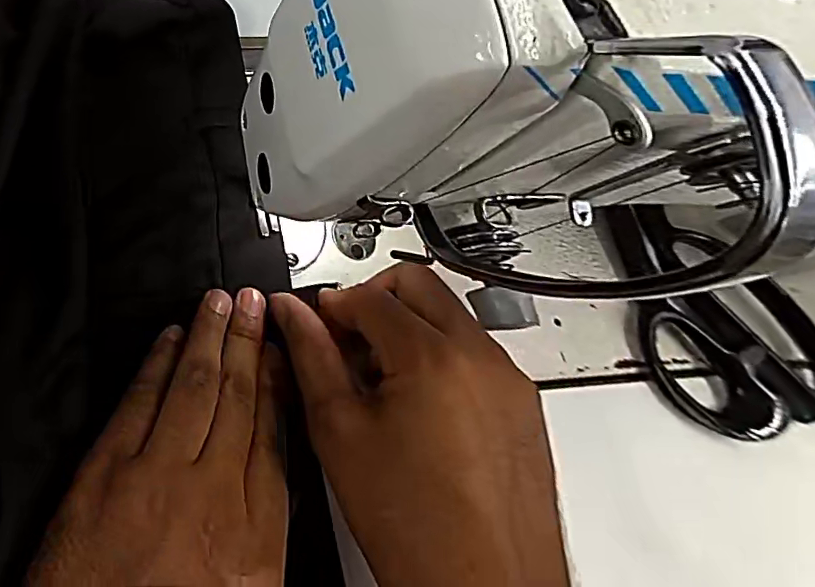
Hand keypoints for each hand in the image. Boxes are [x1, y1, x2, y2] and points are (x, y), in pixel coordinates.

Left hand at [27, 288, 287, 586]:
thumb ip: (260, 528)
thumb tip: (270, 468)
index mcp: (251, 538)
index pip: (273, 440)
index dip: (277, 387)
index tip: (280, 353)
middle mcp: (209, 497)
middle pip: (236, 400)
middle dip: (248, 344)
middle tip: (254, 304)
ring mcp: (156, 475)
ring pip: (193, 387)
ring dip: (208, 338)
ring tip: (220, 304)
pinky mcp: (109, 468)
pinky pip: (141, 399)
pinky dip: (157, 362)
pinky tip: (170, 340)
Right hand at [270, 265, 568, 586]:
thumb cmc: (418, 531)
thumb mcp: (338, 429)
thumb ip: (310, 354)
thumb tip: (290, 310)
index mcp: (434, 360)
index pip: (369, 294)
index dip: (331, 304)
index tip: (315, 321)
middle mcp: (483, 362)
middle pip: (417, 283)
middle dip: (373, 297)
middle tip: (346, 334)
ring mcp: (511, 385)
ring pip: (448, 314)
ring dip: (406, 324)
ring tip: (376, 375)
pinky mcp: (524, 409)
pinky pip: (474, 351)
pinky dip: (438, 353)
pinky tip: (411, 402)